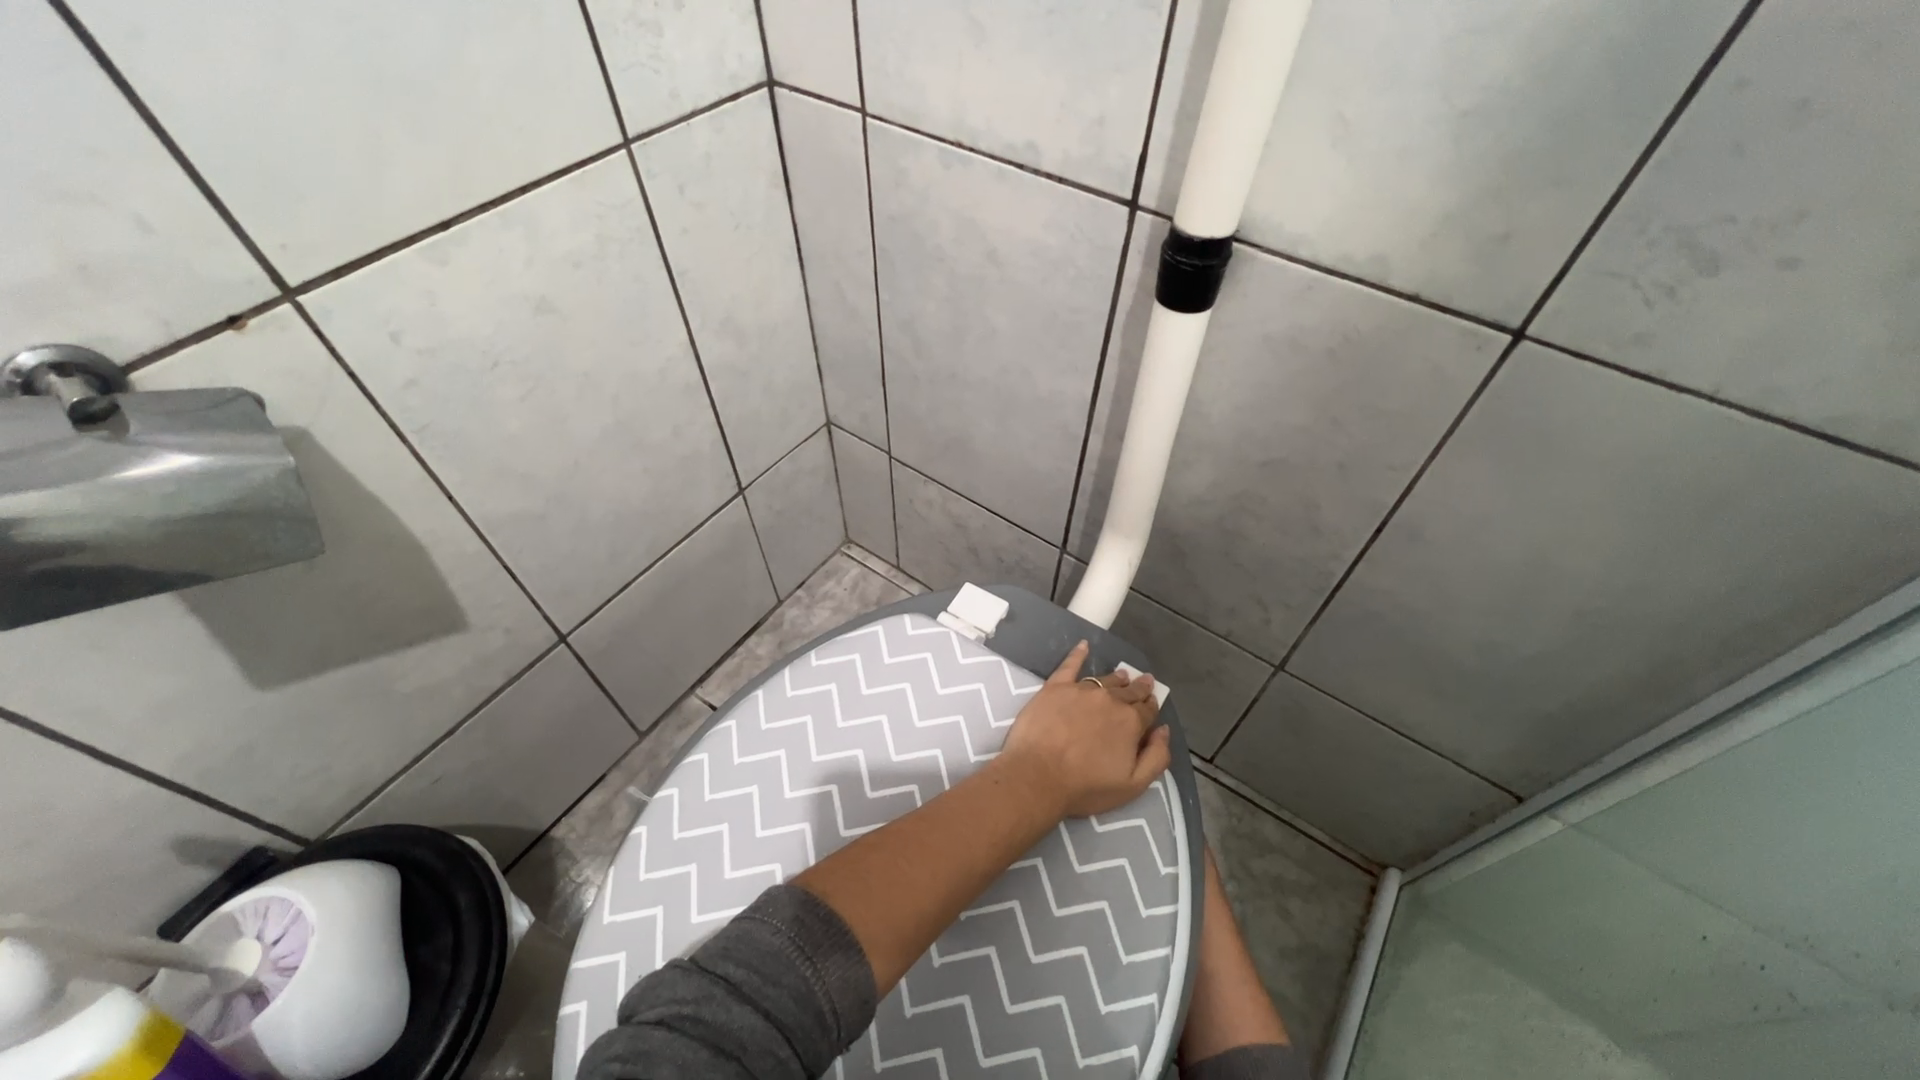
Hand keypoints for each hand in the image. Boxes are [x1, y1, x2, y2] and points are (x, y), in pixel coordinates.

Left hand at [996, 640, 1171, 817]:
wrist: (1038, 776)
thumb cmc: (1086, 786)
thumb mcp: (1133, 785)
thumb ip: (1157, 757)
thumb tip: (1164, 730)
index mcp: (1130, 722)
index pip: (1147, 710)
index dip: (1151, 706)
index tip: (1152, 702)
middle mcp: (1109, 700)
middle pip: (1128, 692)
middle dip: (1139, 688)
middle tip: (1144, 682)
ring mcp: (1081, 690)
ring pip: (1104, 680)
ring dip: (1116, 678)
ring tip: (1123, 675)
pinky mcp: (1055, 687)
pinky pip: (1069, 665)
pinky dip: (1078, 654)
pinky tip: (1083, 646)